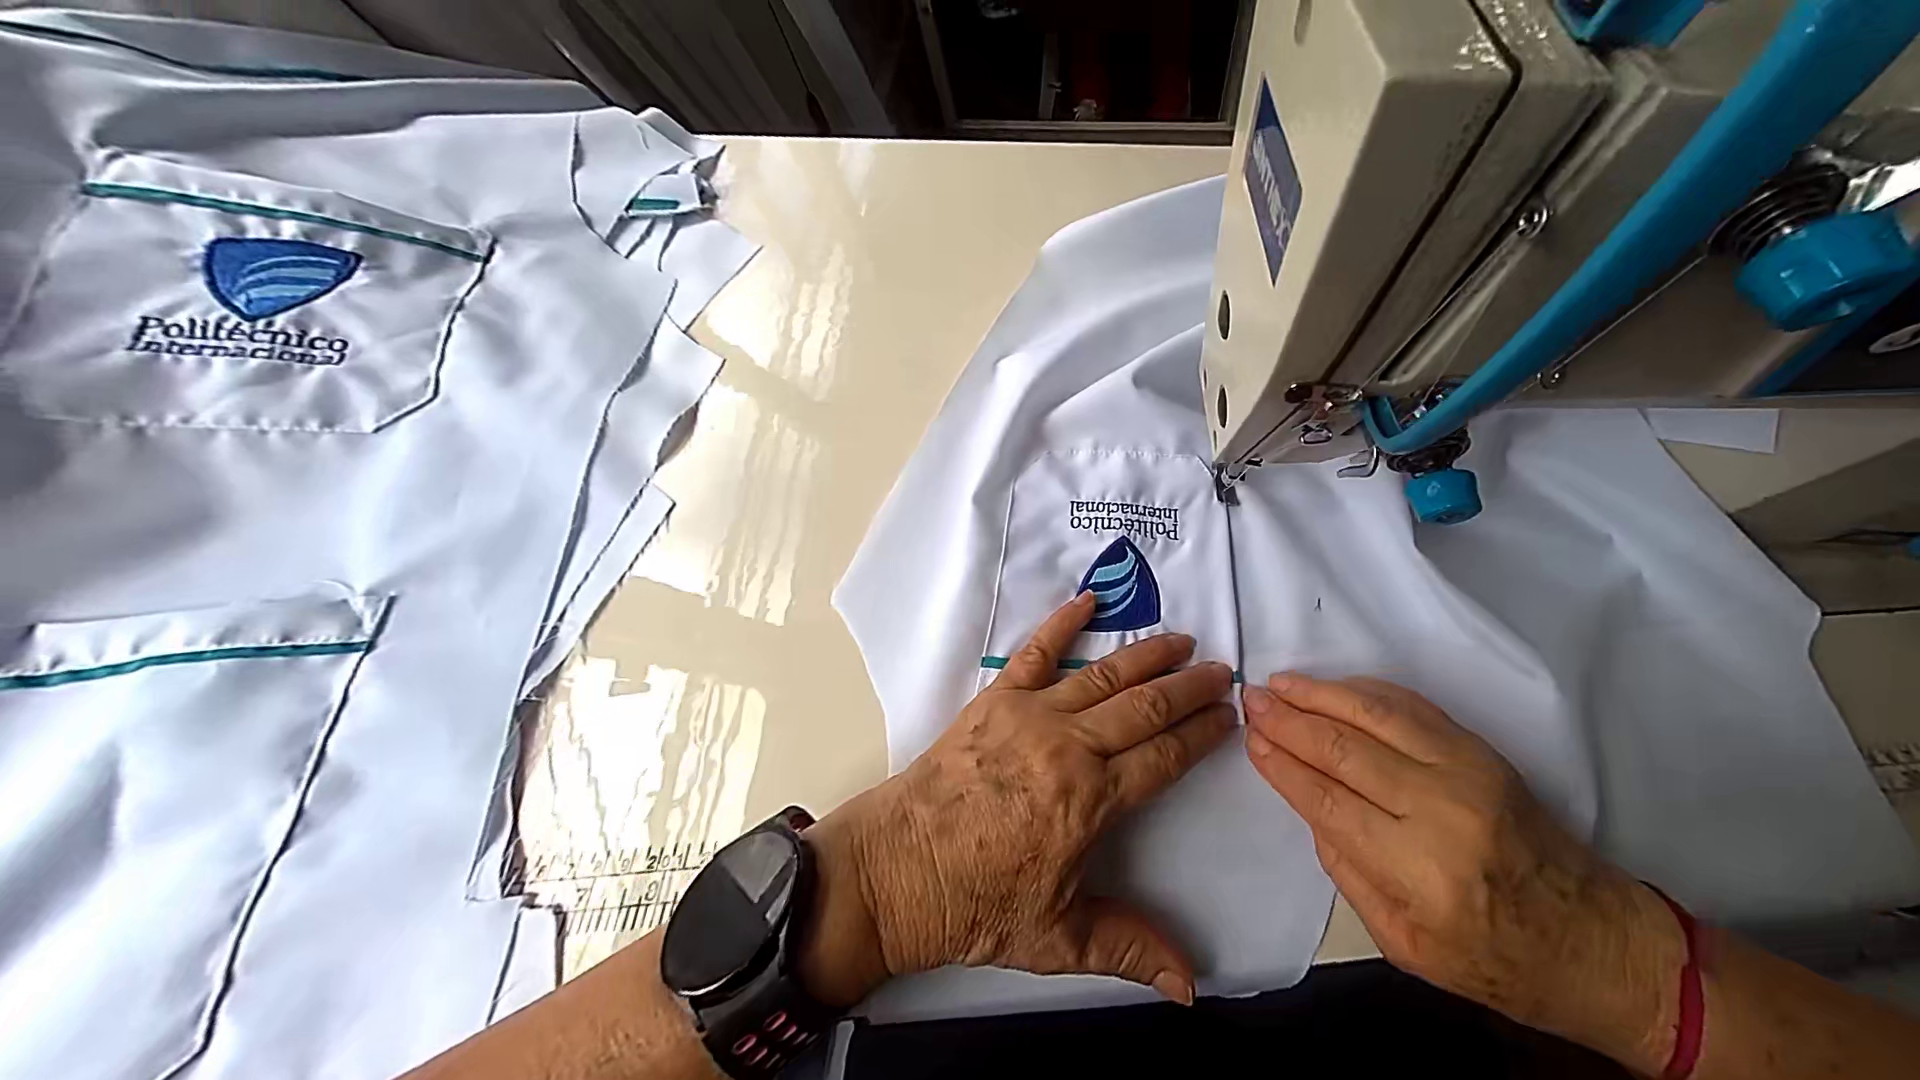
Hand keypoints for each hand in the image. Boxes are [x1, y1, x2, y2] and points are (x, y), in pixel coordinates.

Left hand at [802, 592, 1237, 1007]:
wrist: (896, 868)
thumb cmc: (975, 903)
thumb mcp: (1058, 937)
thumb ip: (1128, 948)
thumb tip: (1190, 986)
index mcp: (1089, 800)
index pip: (1164, 758)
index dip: (1201, 735)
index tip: (1228, 716)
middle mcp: (1066, 747)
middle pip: (1143, 708)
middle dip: (1188, 688)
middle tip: (1221, 671)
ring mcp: (1027, 716)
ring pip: (1101, 676)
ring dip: (1145, 656)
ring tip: (1180, 640)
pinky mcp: (993, 700)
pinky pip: (1035, 654)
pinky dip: (1062, 624)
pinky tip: (1088, 601)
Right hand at [1242, 675, 1685, 1073]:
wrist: (1600, 943)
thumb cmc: (1496, 959)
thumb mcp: (1403, 942)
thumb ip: (1345, 869)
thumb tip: (1307, 801)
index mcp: (1420, 871)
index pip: (1326, 800)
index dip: (1281, 764)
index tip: (1250, 738)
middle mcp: (1444, 812)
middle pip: (1344, 749)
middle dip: (1289, 721)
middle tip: (1252, 700)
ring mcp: (1470, 774)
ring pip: (1376, 715)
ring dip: (1319, 694)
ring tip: (1280, 684)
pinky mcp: (1484, 755)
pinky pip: (1413, 707)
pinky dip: (1365, 690)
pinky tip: (1333, 687)